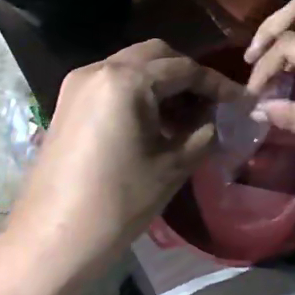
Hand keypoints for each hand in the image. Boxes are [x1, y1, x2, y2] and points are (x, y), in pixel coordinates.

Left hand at [7, 40, 241, 274]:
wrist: (53, 239)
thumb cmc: (118, 202)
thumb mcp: (172, 166)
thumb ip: (203, 132)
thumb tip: (220, 118)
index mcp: (126, 80)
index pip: (184, 69)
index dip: (217, 84)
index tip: (242, 100)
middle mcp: (99, 69)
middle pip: (156, 56)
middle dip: (188, 75)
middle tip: (213, 104)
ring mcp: (79, 84)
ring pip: (132, 66)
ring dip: (163, 83)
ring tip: (188, 117)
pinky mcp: (68, 103)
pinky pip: (113, 83)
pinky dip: (139, 92)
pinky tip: (156, 123)